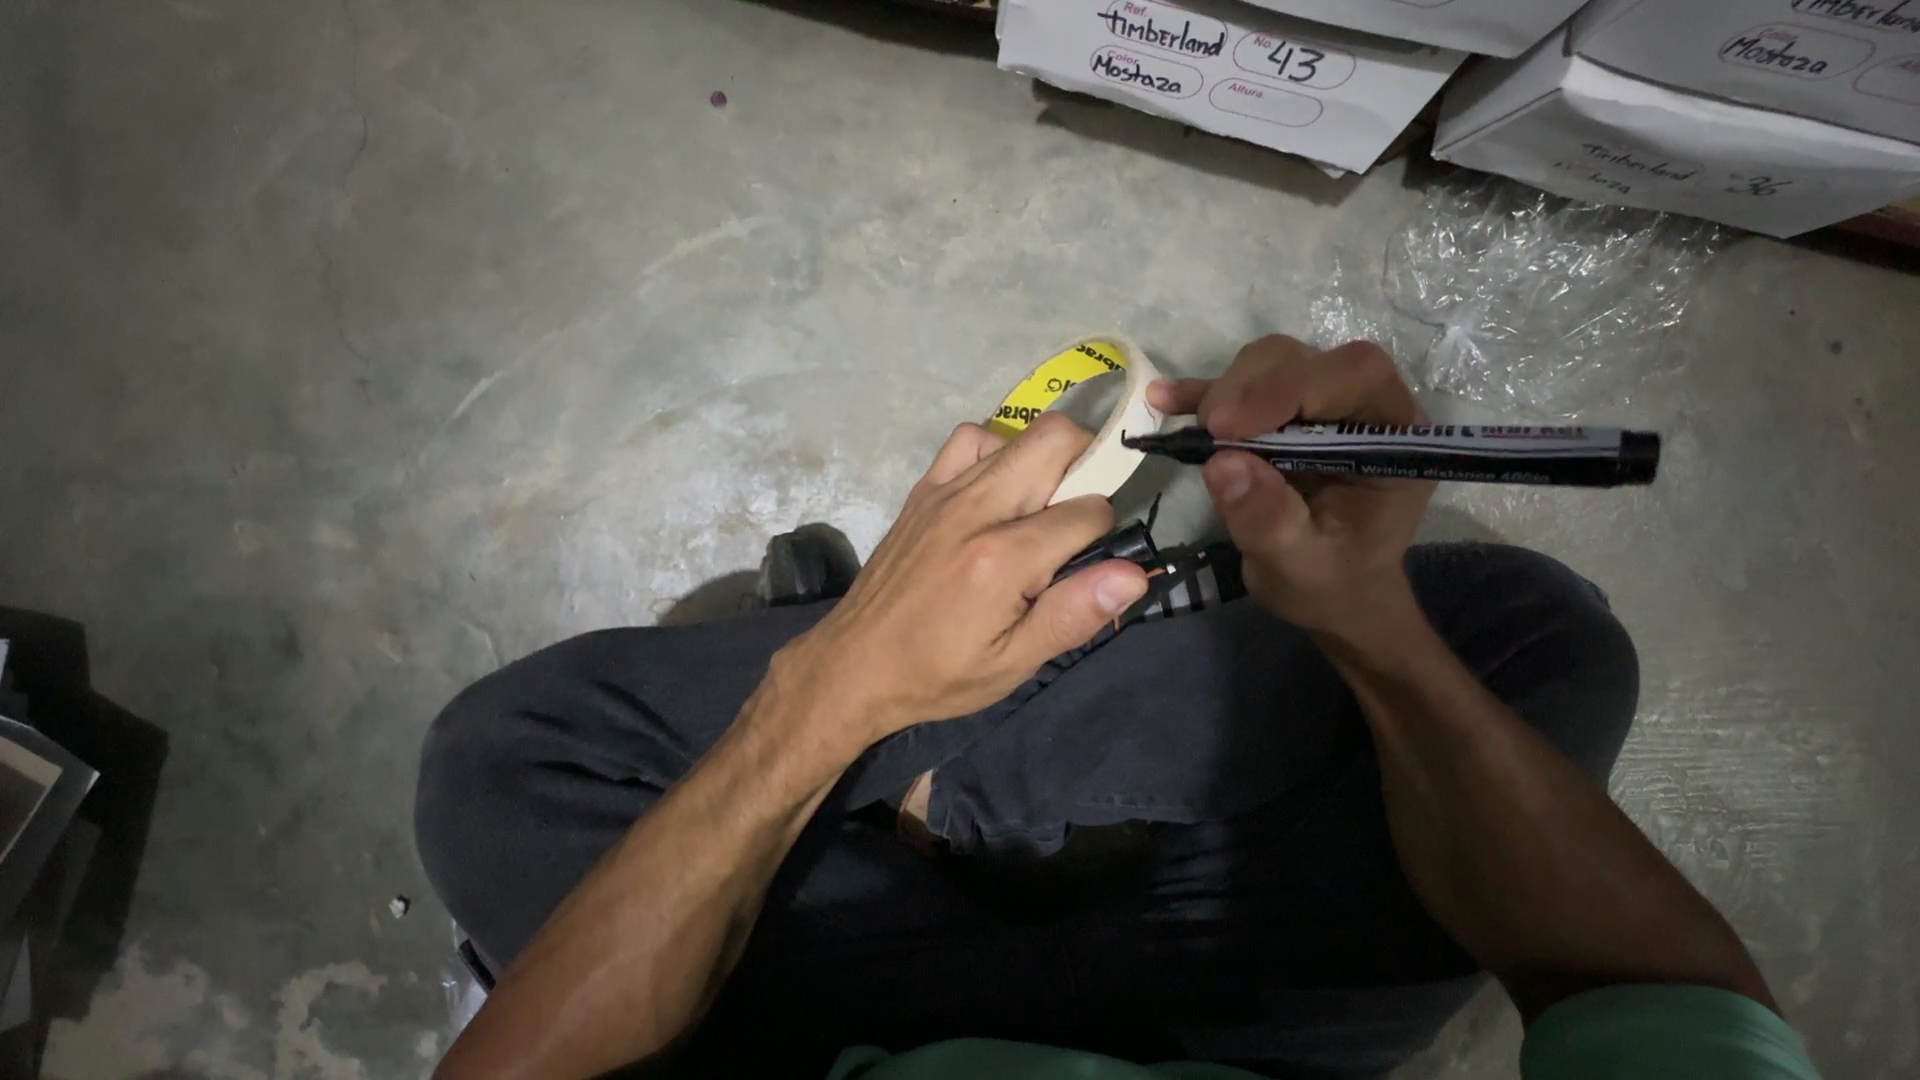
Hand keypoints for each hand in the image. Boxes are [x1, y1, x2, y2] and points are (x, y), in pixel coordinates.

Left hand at [778, 413, 1149, 745]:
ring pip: (1018, 434)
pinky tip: (996, 493)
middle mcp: (976, 508)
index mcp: (1003, 557)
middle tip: (1078, 518)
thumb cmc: (939, 673)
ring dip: (1044, 460)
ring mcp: (945, 491)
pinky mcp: (924, 490)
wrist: (855, 664)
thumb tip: (1134, 573)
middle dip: (1088, 466)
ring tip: (1039, 509)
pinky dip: (997, 451)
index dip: (1105, 534)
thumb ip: (1074, 613)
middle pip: (1057, 439)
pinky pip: (970, 439)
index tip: (1089, 563)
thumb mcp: (1013, 662)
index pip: (1088, 510)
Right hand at [1149, 335, 1433, 642]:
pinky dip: (1199, 394)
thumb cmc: (1331, 583)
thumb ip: (1270, 520)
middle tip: (1208, 434)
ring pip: (1269, 363)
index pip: (1353, 375)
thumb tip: (1222, 462)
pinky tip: (1163, 400)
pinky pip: (1238, 390)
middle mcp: (1359, 407)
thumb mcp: (1301, 566)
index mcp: (1391, 436)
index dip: (1290, 387)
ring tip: (1197, 437)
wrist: (1331, 595)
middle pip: (1304, 361)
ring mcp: (1315, 406)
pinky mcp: (1275, 414)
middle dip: (1249, 388)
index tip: (1228, 428)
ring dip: (1224, 392)